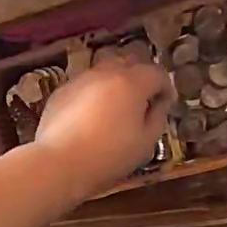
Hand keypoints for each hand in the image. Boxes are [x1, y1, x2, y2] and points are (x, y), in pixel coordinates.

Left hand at [28, 61, 169, 201]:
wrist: (61, 163)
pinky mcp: (61, 91)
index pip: (157, 73)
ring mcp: (81, 80)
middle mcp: (106, 73)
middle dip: (140, 79)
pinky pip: (85, 86)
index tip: (166, 104)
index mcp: (132, 83)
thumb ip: (158, 118)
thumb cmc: (110, 155)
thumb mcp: (146, 143)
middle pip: (129, 64)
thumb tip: (159, 104)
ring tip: (116, 110)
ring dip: (115, 85)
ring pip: (105, 72)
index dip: (166, 88)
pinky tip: (91, 118)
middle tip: (142, 103)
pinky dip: (94, 95)